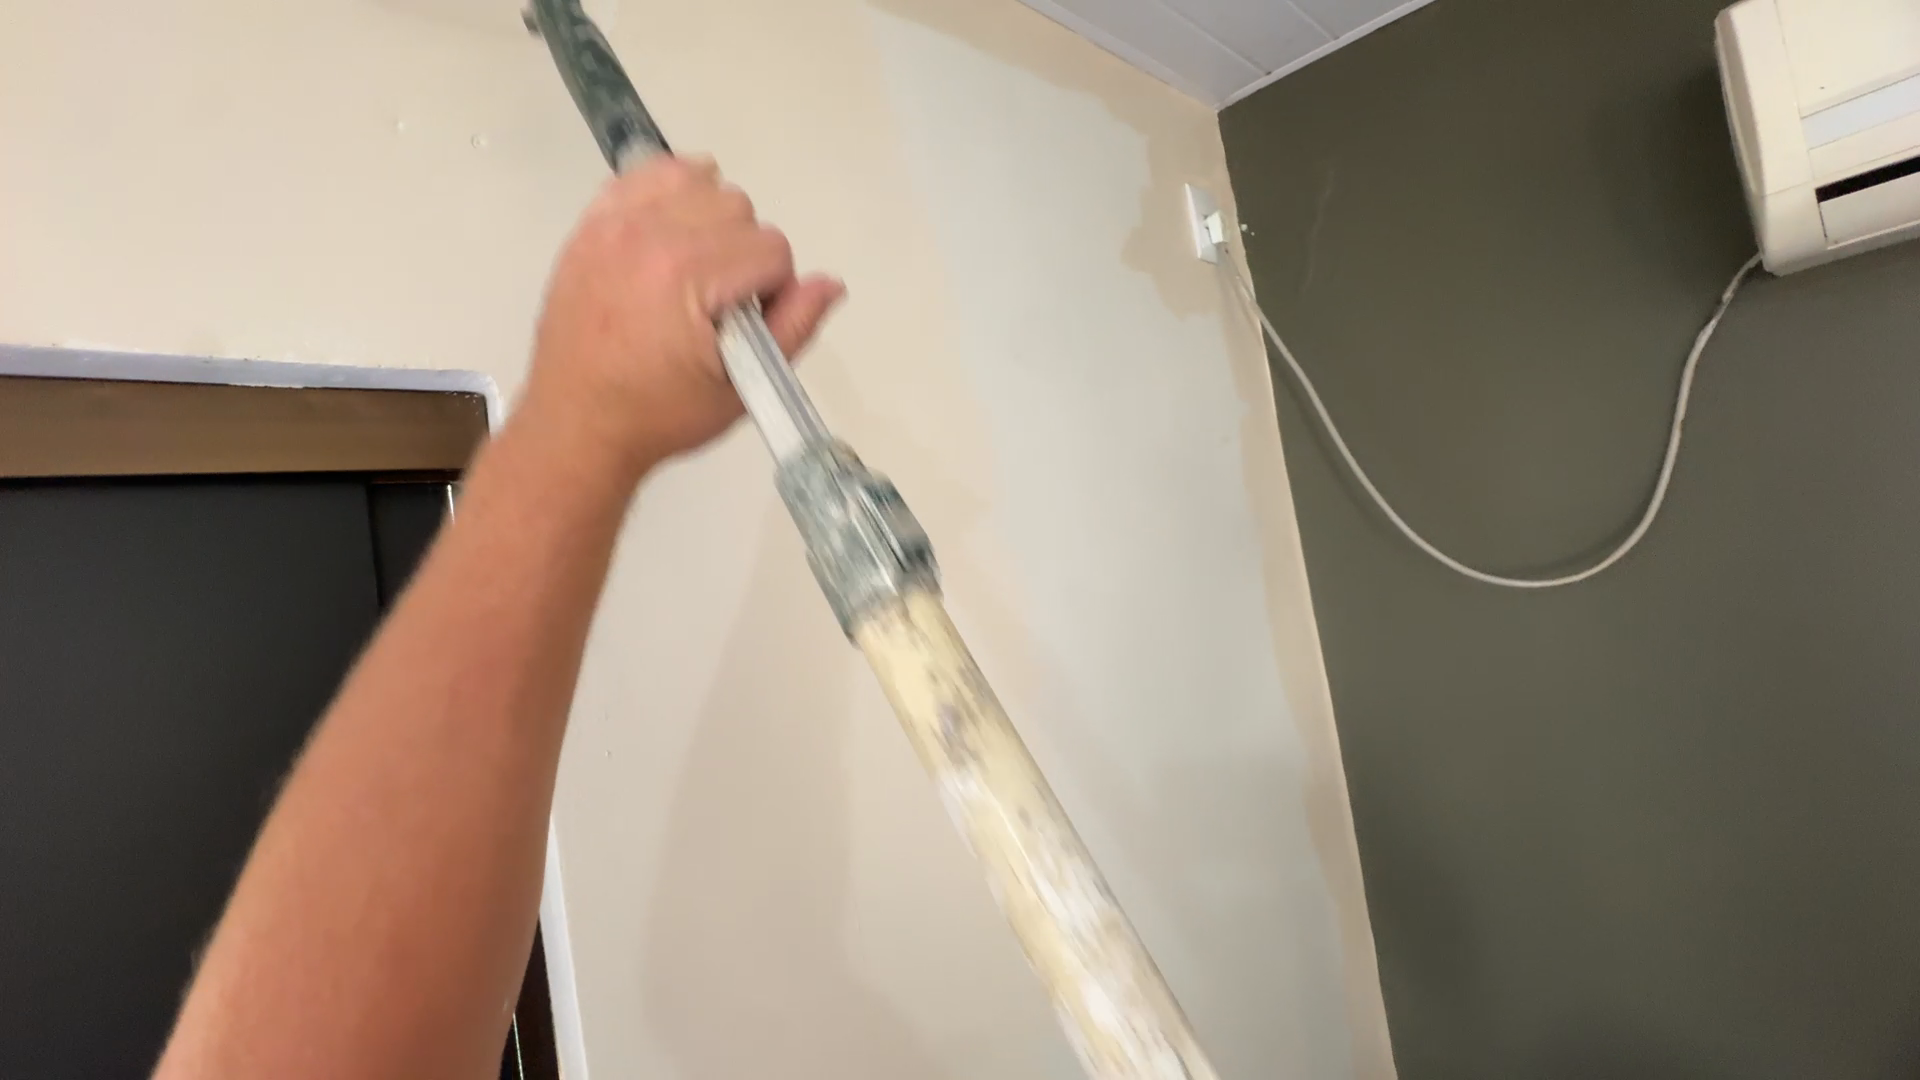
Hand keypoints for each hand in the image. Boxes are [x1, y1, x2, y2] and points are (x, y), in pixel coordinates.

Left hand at [520, 155, 844, 478]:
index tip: (749, 329)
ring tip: (700, 272)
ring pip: (698, 180)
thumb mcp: (742, 387)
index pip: (771, 249)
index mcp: (688, 275)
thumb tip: (832, 283)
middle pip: (739, 207)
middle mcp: (649, 233)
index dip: (774, 292)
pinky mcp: (591, 223)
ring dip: (713, 222)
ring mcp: (614, 222)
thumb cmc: (663, 413)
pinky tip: (673, 236)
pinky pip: (646, 174)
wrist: (579, 422)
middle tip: (723, 306)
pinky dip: (671, 194)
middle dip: (746, 255)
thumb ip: (793, 329)